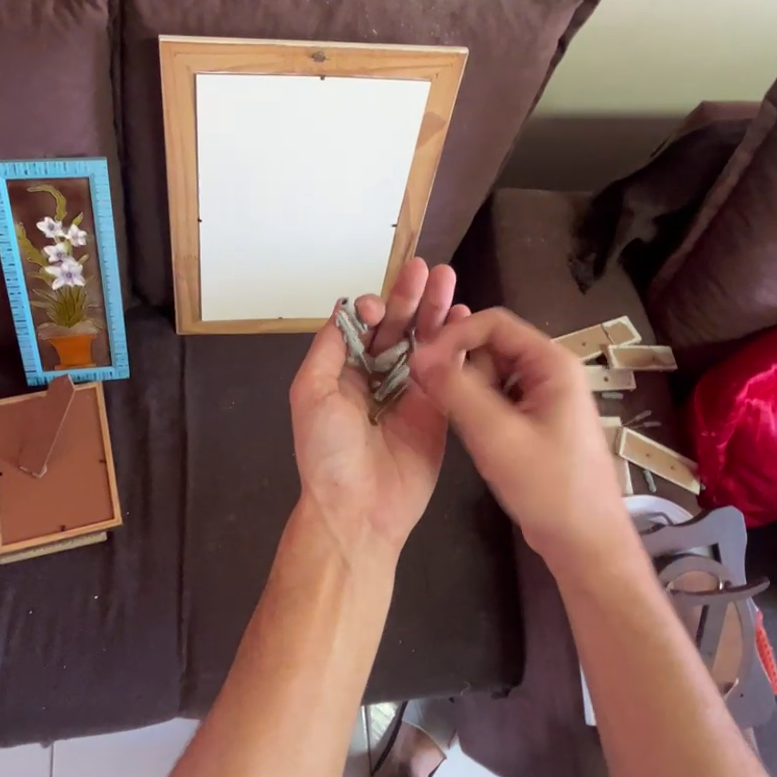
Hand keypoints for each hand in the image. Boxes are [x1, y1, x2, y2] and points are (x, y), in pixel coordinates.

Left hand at [289, 259, 469, 567]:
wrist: (358, 508)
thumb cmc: (328, 450)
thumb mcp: (311, 392)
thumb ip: (328, 347)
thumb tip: (344, 307)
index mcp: (345, 370)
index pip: (364, 326)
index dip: (374, 309)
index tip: (380, 308)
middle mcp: (378, 375)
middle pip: (398, 327)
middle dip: (411, 297)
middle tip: (429, 267)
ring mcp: (411, 391)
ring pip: (425, 341)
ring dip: (436, 310)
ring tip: (450, 279)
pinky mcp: (437, 408)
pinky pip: (449, 370)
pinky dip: (457, 343)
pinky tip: (465, 316)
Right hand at [410, 308, 635, 567]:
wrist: (585, 543)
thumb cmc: (548, 487)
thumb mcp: (496, 435)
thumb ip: (455, 390)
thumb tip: (417, 355)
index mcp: (551, 362)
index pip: (493, 323)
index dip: (454, 336)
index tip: (421, 363)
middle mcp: (549, 371)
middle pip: (490, 345)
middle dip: (458, 364)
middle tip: (430, 393)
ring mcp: (542, 396)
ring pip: (489, 373)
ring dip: (465, 389)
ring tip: (452, 416)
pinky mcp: (533, 420)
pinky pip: (496, 398)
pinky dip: (475, 407)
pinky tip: (469, 432)